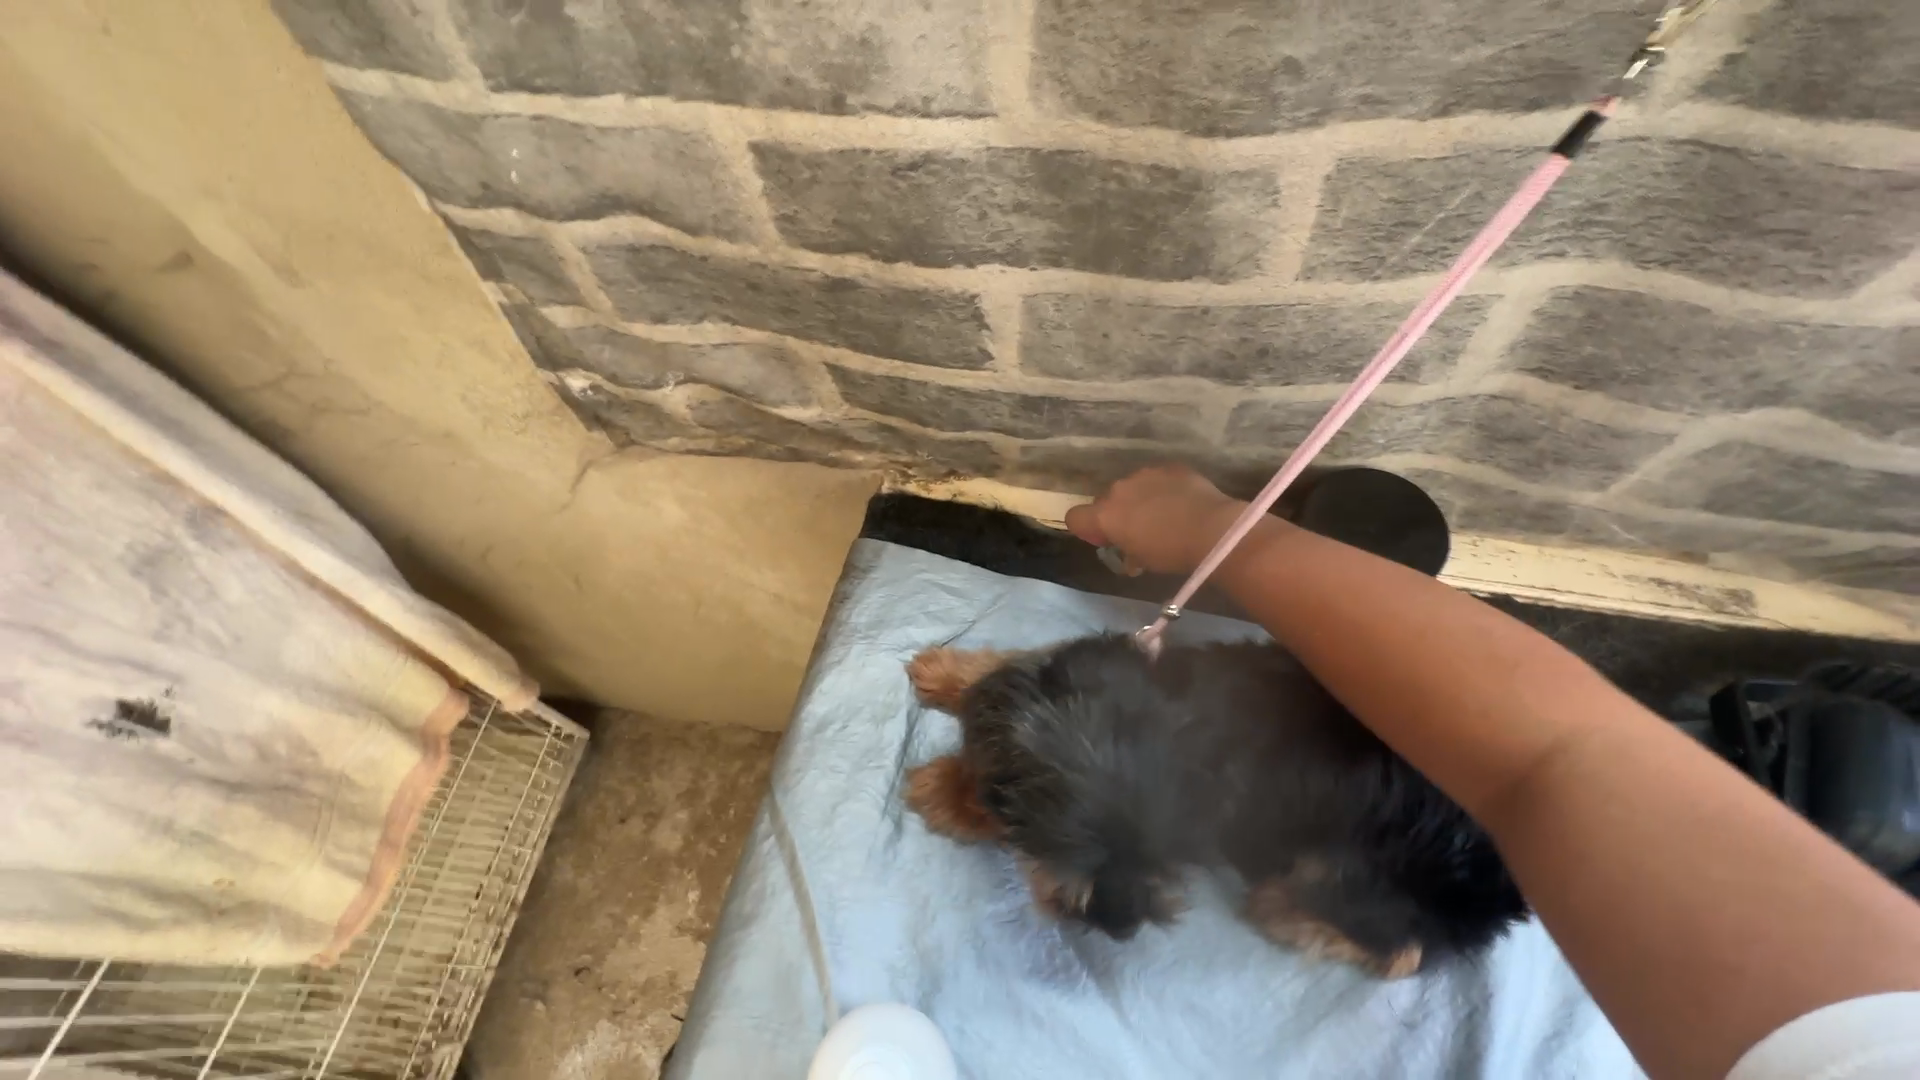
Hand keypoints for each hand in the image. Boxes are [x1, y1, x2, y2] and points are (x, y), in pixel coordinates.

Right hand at [1063, 465, 1249, 574]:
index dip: (1087, 529)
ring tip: (1165, 514)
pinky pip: (1158, 478)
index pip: (1075, 518)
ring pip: (1132, 487)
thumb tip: (1130, 550)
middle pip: (1105, 500)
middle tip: (1140, 531)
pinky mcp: (1170, 467)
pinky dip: (1163, 489)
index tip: (1106, 539)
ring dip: (1140, 498)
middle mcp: (1118, 489)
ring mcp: (1145, 474)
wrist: (1213, 530)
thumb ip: (1127, 550)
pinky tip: (1182, 502)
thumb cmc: (1171, 553)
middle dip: (1117, 513)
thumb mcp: (1142, 561)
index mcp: (1105, 515)